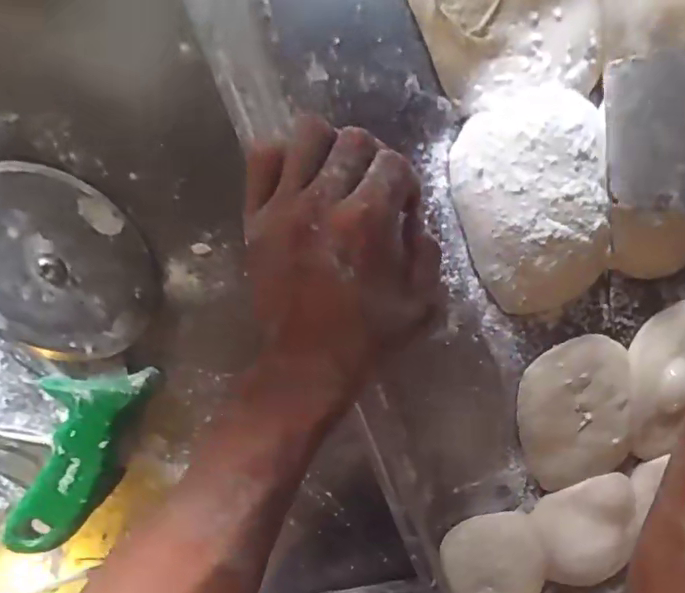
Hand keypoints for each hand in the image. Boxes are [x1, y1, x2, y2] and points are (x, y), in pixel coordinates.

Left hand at [242, 116, 440, 408]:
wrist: (307, 365)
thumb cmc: (367, 340)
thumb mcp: (421, 307)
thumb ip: (429, 256)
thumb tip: (416, 223)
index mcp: (368, 221)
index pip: (393, 164)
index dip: (406, 183)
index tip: (403, 210)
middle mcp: (324, 200)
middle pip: (353, 140)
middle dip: (373, 160)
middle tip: (373, 190)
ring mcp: (284, 205)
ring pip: (307, 133)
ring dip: (330, 147)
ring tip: (336, 178)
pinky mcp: (256, 217)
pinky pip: (263, 157)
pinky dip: (284, 157)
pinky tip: (299, 181)